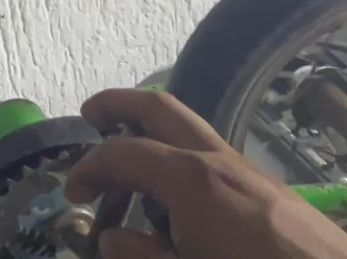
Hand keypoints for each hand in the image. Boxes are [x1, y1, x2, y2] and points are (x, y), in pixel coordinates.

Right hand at [64, 89, 346, 258]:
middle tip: (88, 116)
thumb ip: (144, 257)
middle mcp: (217, 160)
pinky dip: (181, 159)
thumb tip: (110, 239)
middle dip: (118, 104)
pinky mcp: (275, 194)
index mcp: (190, 178)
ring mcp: (250, 173)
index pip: (121, 152)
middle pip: (158, 107)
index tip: (71, 193)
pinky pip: (213, 157)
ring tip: (130, 166)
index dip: (89, 168)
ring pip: (188, 130)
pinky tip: (180, 200)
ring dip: (151, 133)